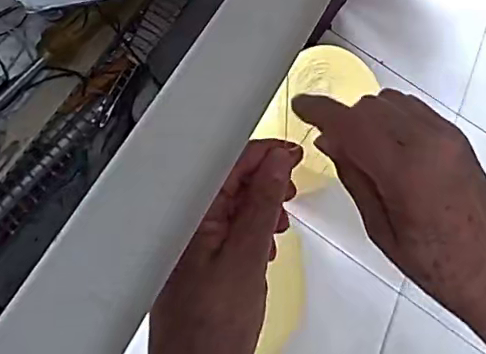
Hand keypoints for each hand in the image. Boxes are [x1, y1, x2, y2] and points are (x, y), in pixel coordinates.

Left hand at [150, 139, 301, 353]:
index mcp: (196, 215)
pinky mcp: (205, 265)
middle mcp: (192, 226)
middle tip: (292, 183)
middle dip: (268, 178)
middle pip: (235, 181)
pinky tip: (266, 242)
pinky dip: (255, 227)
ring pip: (237, 204)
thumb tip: (278, 162)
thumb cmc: (208, 331)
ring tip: (281, 217)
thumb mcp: (247, 256)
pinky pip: (233, 228)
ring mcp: (197, 247)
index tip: (293, 153)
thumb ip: (263, 203)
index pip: (233, 162)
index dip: (267, 153)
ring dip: (264, 203)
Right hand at [289, 90, 485, 345]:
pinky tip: (389, 144)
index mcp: (406, 170)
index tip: (303, 103)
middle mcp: (428, 142)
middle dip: (346, 120)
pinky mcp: (455, 133)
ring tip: (363, 149)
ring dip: (370, 116)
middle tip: (333, 144)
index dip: (321, 110)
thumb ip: (354, 177)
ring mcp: (445, 134)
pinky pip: (413, 107)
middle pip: (370, 106)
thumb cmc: (443, 265)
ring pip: (391, 100)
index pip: (352, 123)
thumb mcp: (383, 230)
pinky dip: (394, 117)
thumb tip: (331, 142)